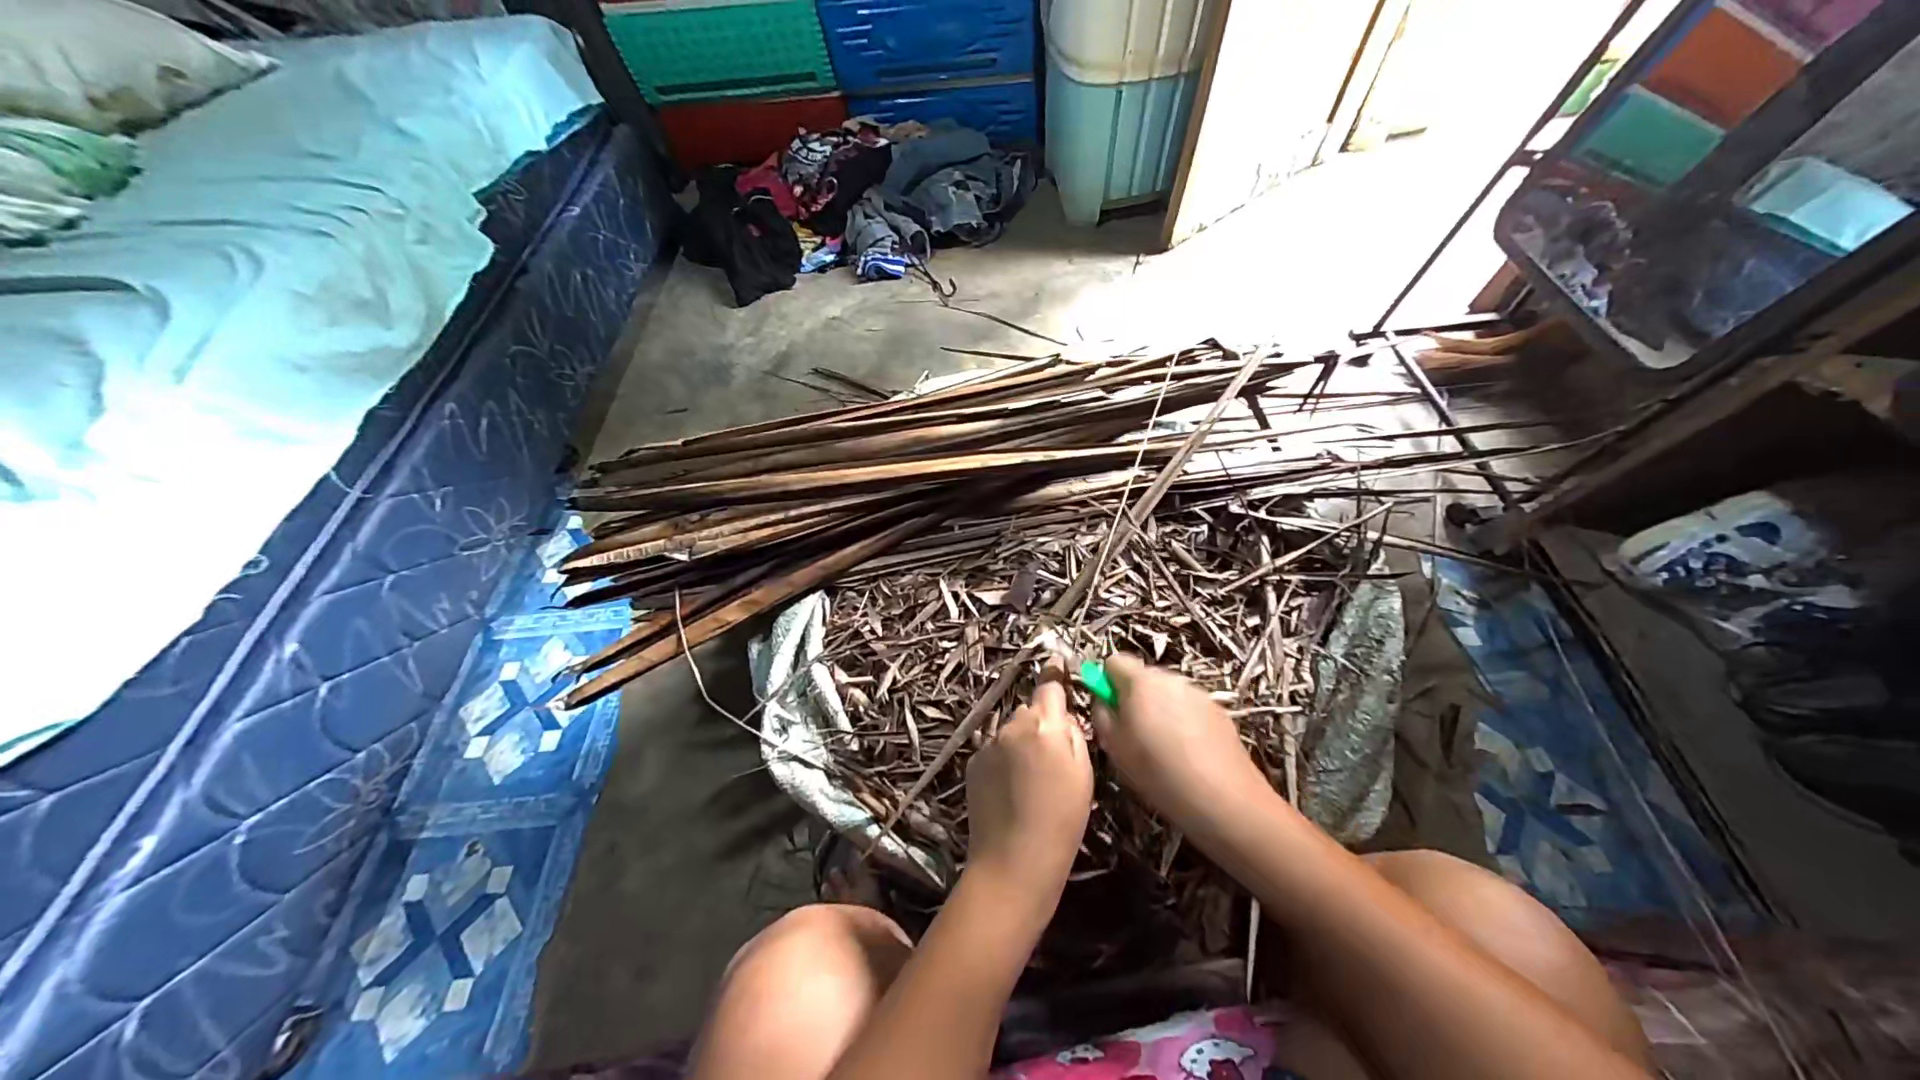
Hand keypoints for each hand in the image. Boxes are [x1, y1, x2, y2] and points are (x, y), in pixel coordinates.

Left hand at [964, 661, 1092, 894]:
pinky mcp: (972, 763)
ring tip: (1032, 779)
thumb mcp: (1085, 775)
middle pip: (1030, 710)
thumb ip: (1074, 735)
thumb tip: (1063, 718)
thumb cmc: (1062, 821)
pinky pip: (995, 750)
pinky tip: (1011, 789)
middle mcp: (1012, 725)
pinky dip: (1005, 760)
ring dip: (1022, 743)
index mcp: (1044, 725)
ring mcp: (988, 743)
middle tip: (1055, 757)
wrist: (1012, 862)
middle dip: (1042, 724)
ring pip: (1012, 731)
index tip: (1059, 667)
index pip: (1050, 685)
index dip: (1056, 676)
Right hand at [1091, 654, 1270, 833]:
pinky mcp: (1219, 712)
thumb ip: (1101, 713)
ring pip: (1167, 694)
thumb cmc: (1158, 773)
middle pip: (1142, 677)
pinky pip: (1189, 709)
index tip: (1110, 711)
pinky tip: (1187, 755)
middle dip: (1134, 699)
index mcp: (1141, 682)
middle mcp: (1171, 679)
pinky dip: (1183, 723)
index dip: (1107, 683)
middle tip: (1133, 735)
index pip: (1113, 660)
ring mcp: (1199, 693)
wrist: (1224, 799)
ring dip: (1160, 711)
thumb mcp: (1113, 747)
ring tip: (1162, 750)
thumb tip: (1102, 699)